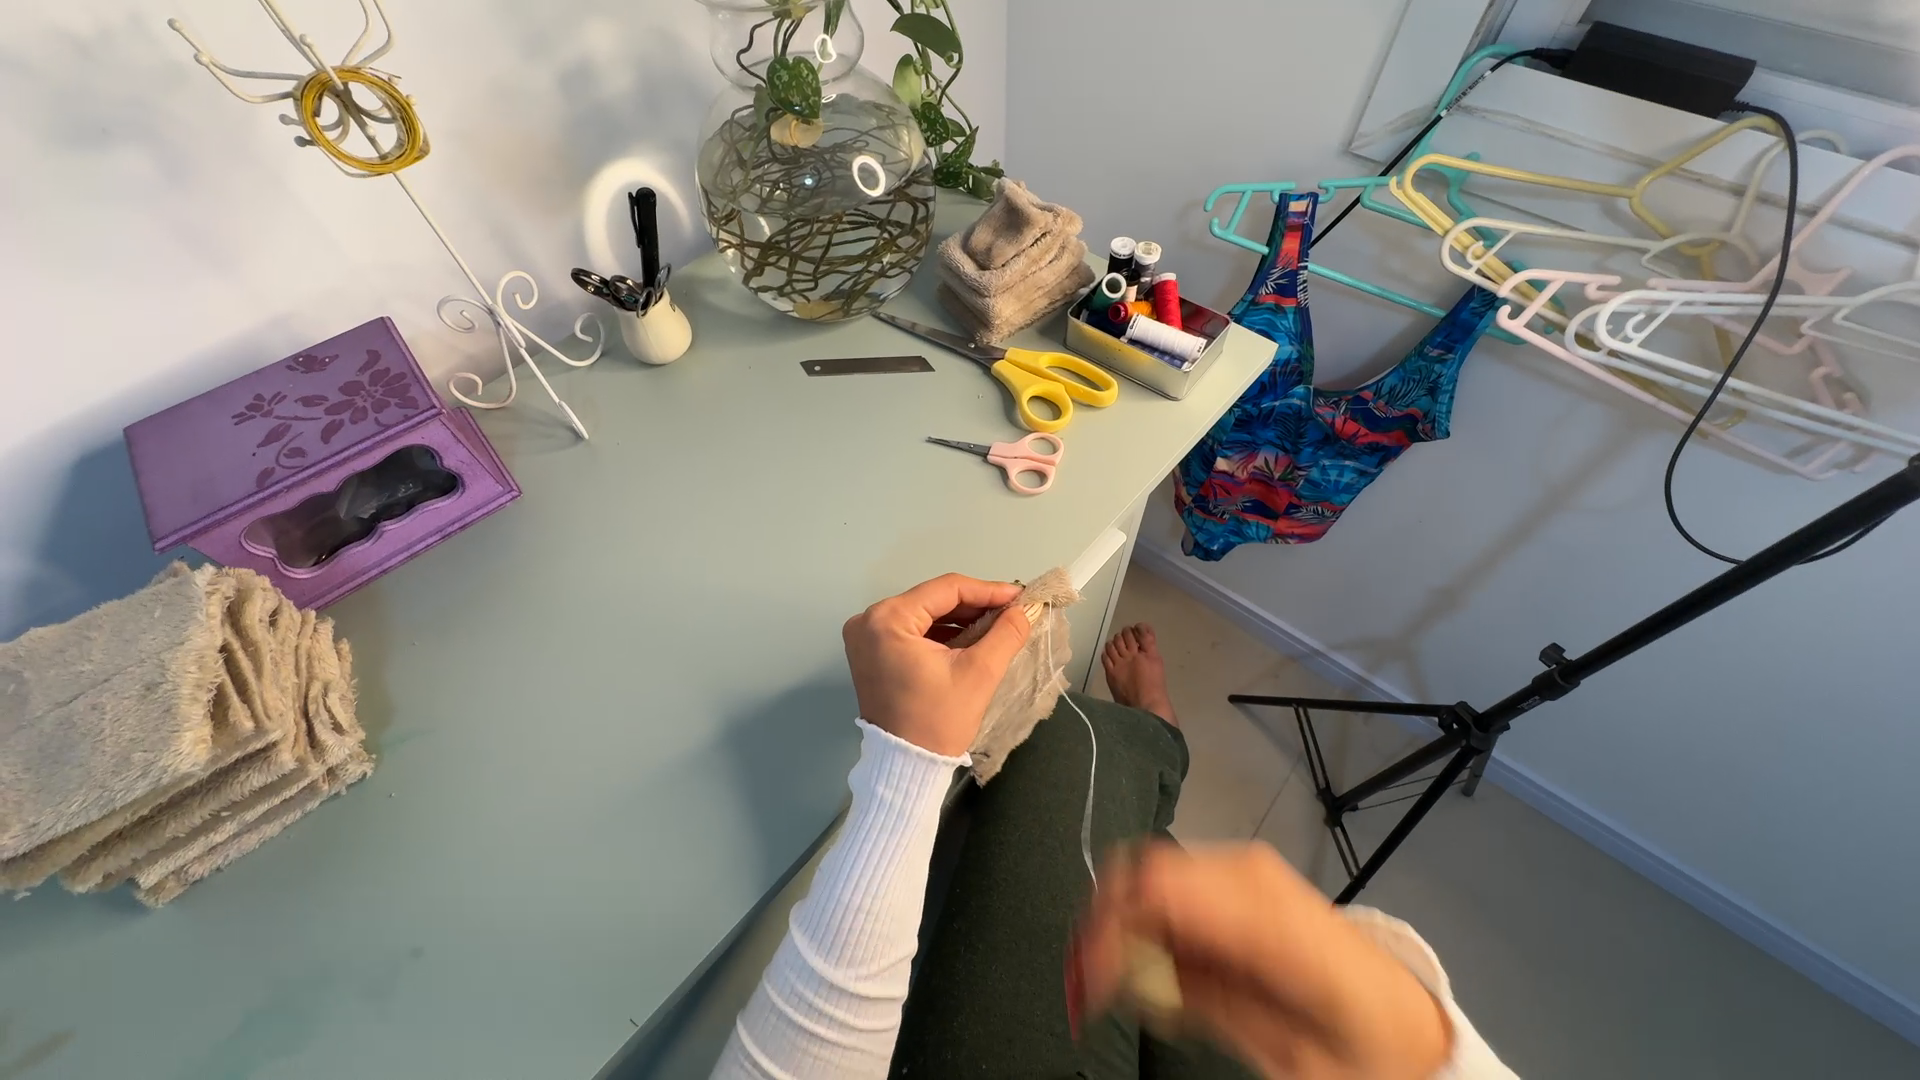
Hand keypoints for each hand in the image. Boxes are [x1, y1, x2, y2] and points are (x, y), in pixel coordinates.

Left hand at [842, 574, 1031, 756]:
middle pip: (933, 599)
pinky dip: (941, 632)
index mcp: (888, 619)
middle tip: (1013, 610)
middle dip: (975, 604)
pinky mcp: (871, 652)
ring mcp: (866, 636)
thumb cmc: (938, 721)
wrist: (905, 767)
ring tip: (999, 623)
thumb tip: (1025, 609)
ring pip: (924, 613)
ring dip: (961, 618)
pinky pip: (913, 630)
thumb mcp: (979, 673)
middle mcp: (869, 620)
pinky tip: (972, 636)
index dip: (988, 590)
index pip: (946, 589)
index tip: (1020, 595)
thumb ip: (1006, 634)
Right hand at [1072, 842, 1451, 1079]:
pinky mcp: (1235, 873)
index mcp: (1269, 917)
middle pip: (1144, 869)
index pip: (1160, 889)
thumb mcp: (1292, 1058)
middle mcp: (1249, 873)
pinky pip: (1166, 882)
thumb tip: (1126, 972)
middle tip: (1091, 990)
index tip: (1086, 988)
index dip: (1108, 930)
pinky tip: (1159, 966)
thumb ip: (1206, 1004)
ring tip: (1126, 986)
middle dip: (1104, 924)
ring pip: (1147, 870)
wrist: (1409, 1025)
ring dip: (1122, 923)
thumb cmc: (1362, 1057)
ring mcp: (1242, 866)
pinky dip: (1145, 920)